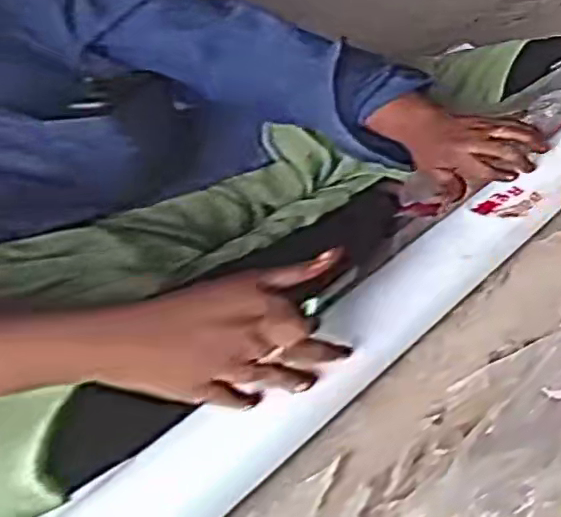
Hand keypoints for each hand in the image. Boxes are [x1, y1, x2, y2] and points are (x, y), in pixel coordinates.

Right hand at [78, 252, 348, 406]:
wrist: (122, 339)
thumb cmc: (188, 303)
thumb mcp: (251, 278)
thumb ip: (297, 271)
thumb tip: (335, 256)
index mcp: (271, 319)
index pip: (306, 326)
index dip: (315, 326)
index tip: (324, 327)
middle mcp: (255, 347)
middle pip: (296, 353)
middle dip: (320, 356)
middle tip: (339, 358)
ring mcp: (227, 371)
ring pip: (268, 376)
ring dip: (289, 380)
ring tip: (308, 383)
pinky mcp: (196, 389)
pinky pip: (226, 397)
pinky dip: (241, 400)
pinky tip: (252, 402)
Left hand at [365, 91, 547, 199]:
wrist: (422, 123)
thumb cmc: (427, 149)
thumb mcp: (432, 170)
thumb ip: (449, 184)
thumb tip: (458, 199)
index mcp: (459, 157)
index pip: (483, 168)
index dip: (500, 173)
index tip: (513, 177)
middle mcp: (473, 142)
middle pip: (501, 149)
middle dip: (519, 159)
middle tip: (532, 167)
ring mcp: (482, 128)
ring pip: (511, 131)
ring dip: (530, 138)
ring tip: (543, 146)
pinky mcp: (487, 118)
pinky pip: (510, 121)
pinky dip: (525, 126)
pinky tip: (536, 130)